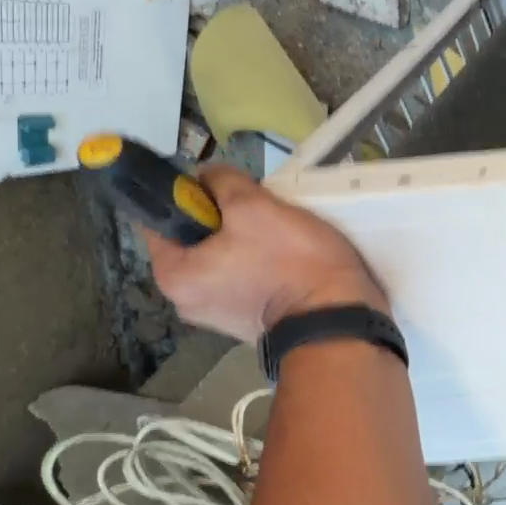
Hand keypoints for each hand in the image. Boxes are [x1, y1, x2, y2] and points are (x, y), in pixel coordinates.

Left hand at [142, 165, 387, 341]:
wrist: (343, 321)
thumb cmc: (293, 264)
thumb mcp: (257, 207)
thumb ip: (224, 182)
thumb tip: (208, 176)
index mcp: (173, 276)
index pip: (161, 222)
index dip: (191, 198)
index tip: (228, 193)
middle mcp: (188, 303)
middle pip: (200, 247)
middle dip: (229, 229)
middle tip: (266, 219)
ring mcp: (225, 320)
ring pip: (229, 268)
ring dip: (251, 252)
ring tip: (287, 246)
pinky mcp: (259, 328)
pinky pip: (254, 289)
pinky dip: (269, 276)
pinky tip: (295, 269)